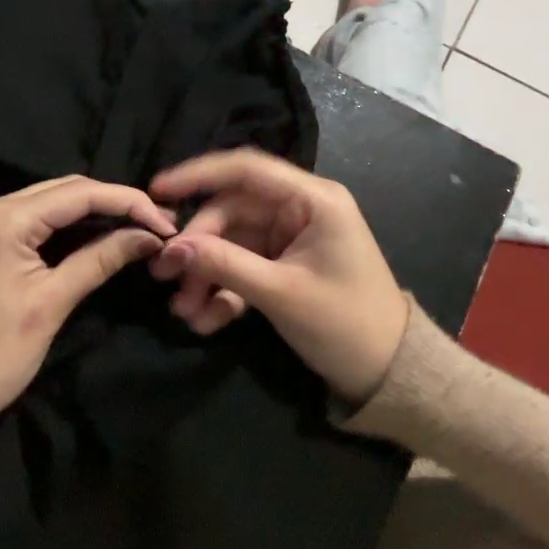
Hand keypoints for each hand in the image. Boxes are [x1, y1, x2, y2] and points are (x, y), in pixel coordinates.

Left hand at [0, 176, 176, 465]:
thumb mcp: (52, 303)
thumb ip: (100, 260)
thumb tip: (148, 236)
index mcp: (4, 217)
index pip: (78, 193)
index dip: (127, 201)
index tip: (166, 221)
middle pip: (65, 189)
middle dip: (114, 203)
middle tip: (158, 224)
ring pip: (52, 201)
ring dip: (94, 211)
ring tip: (138, 228)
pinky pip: (36, 218)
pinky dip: (69, 225)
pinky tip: (99, 235)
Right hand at [148, 149, 407, 406]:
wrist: (390, 378)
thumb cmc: (345, 324)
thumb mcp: (281, 294)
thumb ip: (224, 265)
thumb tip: (172, 249)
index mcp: (312, 200)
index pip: (246, 170)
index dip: (198, 175)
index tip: (157, 190)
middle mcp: (299, 210)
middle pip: (231, 212)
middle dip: (197, 246)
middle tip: (163, 276)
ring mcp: (290, 239)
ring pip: (231, 242)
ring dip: (205, 274)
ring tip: (183, 310)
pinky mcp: (284, 266)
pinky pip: (242, 267)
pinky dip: (222, 290)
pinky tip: (204, 319)